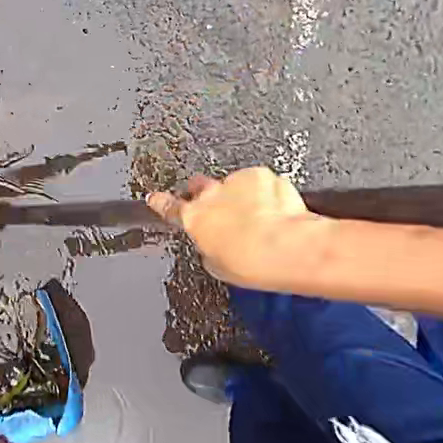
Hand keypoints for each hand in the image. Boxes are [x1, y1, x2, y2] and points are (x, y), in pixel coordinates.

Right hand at [147, 168, 327, 288]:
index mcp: (192, 219)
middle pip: (199, 186)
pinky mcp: (260, 175)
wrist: (287, 247)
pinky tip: (277, 209)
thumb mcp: (219, 267)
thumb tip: (215, 247)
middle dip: (206, 194)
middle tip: (222, 208)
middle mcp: (209, 196)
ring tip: (261, 217)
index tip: (155, 198)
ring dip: (241, 196)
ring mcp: (234, 183)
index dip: (160, 202)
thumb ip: (209, 250)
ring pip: (232, 184)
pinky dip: (267, 192)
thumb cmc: (253, 262)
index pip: (167, 206)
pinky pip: (260, 181)